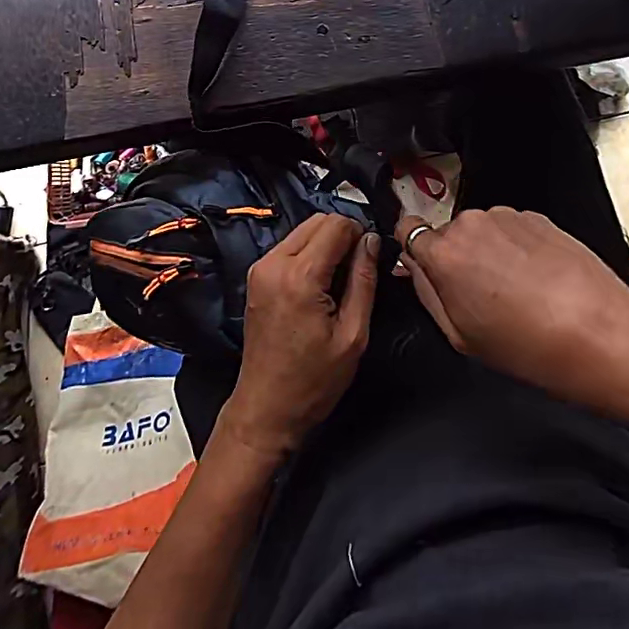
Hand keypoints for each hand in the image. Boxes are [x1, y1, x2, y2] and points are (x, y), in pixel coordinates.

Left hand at [220, 213, 377, 458]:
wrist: (267, 407)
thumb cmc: (313, 380)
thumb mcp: (353, 334)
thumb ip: (364, 280)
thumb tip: (372, 240)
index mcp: (299, 276)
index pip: (336, 225)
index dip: (360, 234)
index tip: (371, 258)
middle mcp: (274, 263)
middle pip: (317, 221)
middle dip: (343, 236)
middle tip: (358, 270)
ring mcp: (261, 268)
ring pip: (302, 231)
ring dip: (325, 244)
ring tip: (340, 281)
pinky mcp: (256, 276)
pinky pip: (289, 247)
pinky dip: (309, 254)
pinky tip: (320, 284)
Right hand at [396, 208, 628, 418]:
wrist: (604, 336)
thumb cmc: (536, 346)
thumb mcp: (459, 335)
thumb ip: (426, 292)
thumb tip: (414, 269)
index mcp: (444, 254)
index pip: (407, 229)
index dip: (415, 251)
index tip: (424, 264)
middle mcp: (472, 225)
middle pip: (447, 234)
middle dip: (458, 258)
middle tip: (480, 296)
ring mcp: (507, 218)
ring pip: (481, 232)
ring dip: (489, 253)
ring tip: (515, 294)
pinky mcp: (538, 218)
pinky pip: (511, 230)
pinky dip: (517, 250)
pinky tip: (536, 282)